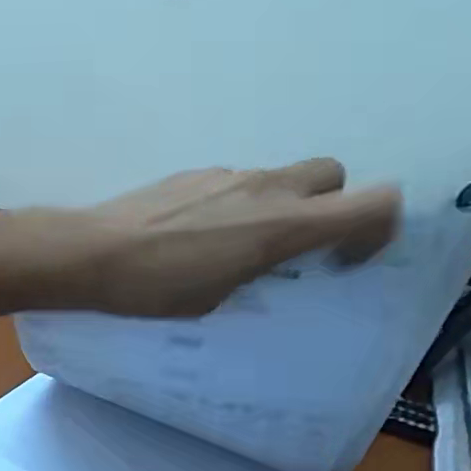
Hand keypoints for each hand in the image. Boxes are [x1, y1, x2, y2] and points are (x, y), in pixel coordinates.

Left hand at [79, 159, 399, 315]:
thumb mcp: (214, 298)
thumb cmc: (154, 287)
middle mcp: (266, 187)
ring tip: (232, 244)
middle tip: (290, 245)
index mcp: (284, 223)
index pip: (376, 202)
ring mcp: (227, 174)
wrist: (93, 252)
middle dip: (326, 206)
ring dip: (274, 204)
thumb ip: (254, 271)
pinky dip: (232, 202)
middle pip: (332, 175)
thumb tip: (257, 260)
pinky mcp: (192, 172)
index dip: (377, 229)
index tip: (343, 259)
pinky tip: (193, 234)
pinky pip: (233, 181)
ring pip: (278, 177)